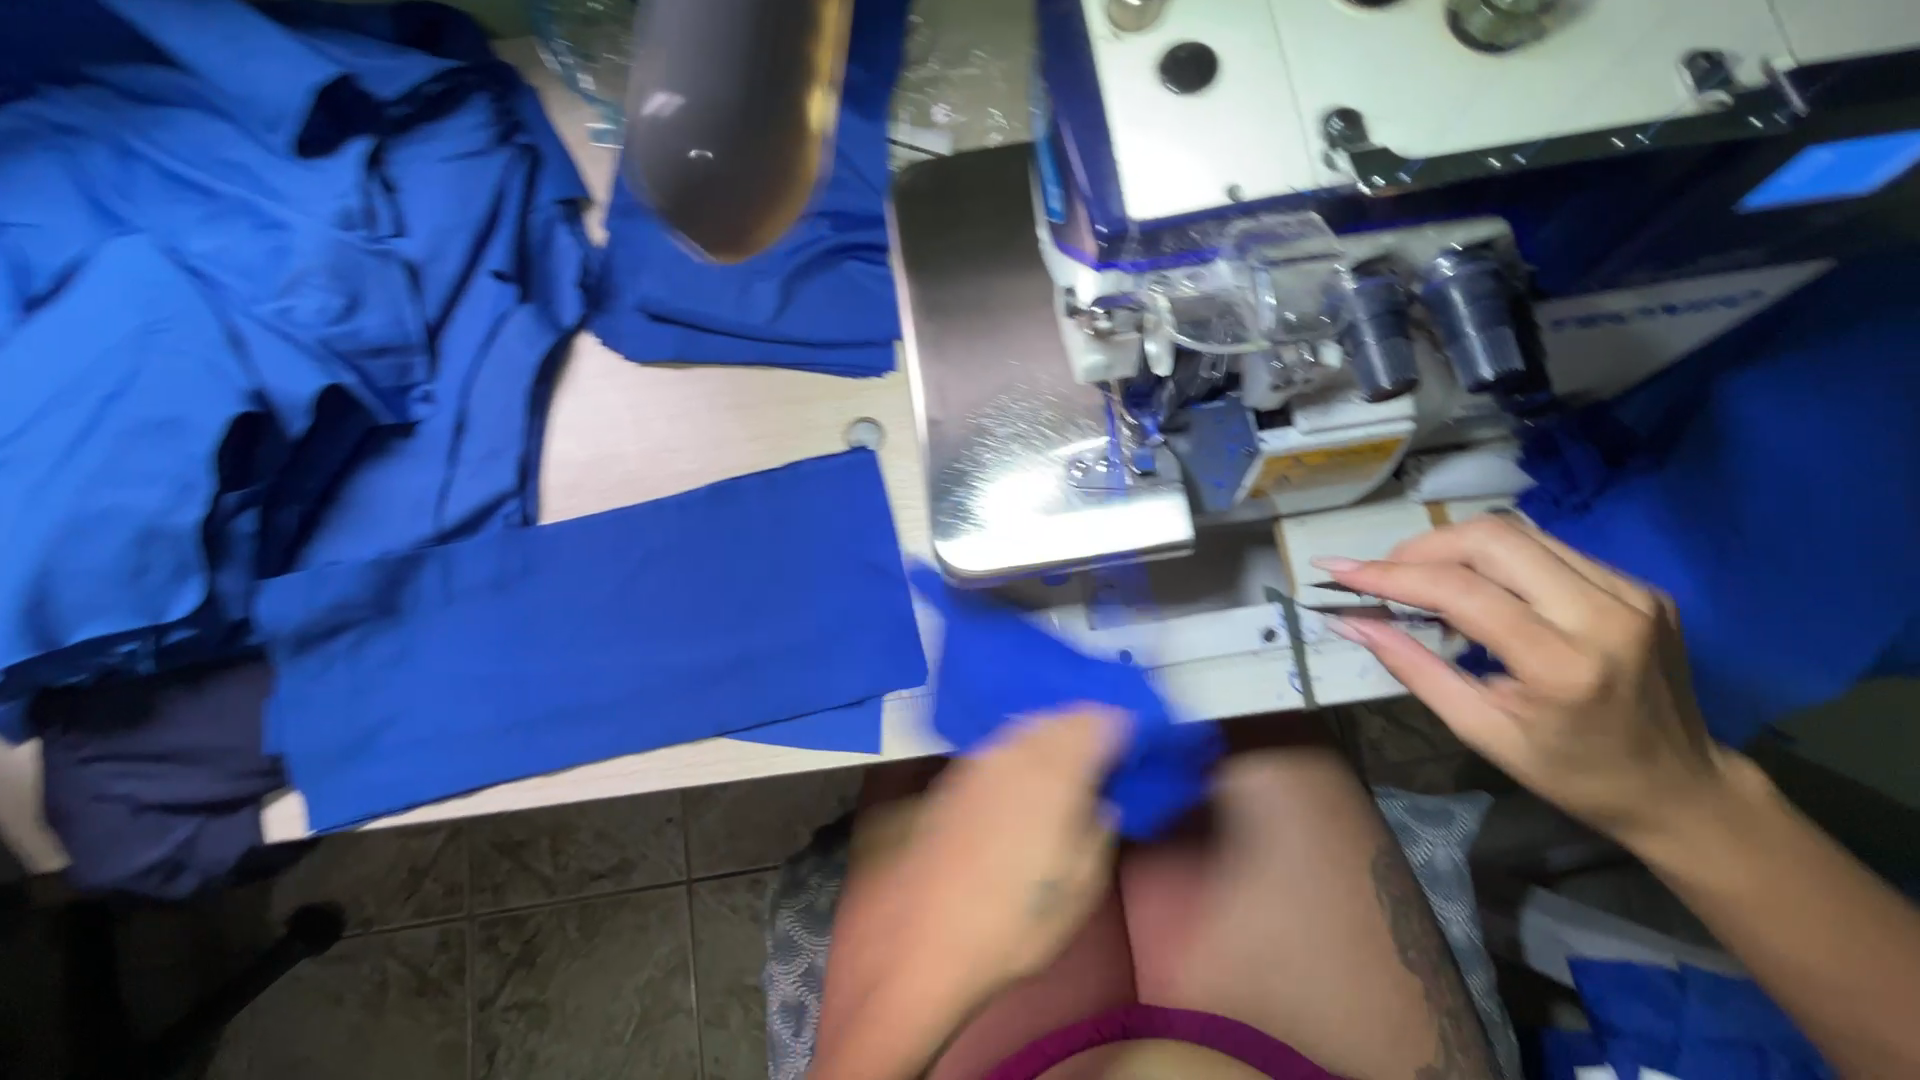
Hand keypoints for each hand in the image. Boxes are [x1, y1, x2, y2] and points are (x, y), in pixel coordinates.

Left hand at [888, 706, 1128, 999]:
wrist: (926, 939)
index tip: (1137, 751)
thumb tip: (1103, 803)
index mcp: (1056, 772)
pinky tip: (1027, 782)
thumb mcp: (1081, 887)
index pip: (1100, 722)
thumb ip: (1099, 830)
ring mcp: (980, 760)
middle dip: (1088, 729)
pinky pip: (1003, 745)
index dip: (1124, 731)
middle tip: (1107, 758)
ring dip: (1054, 736)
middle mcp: (1016, 751)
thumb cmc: (1016, 921)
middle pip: (1062, 716)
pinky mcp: (954, 777)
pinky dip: (1024, 751)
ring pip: (1029, 726)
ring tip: (1070, 768)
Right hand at [1314, 514, 1733, 847]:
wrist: (1681, 788)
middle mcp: (1605, 614)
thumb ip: (1414, 668)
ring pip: (1522, 535)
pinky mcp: (1642, 586)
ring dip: (1456, 546)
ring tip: (1420, 576)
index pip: (1463, 591)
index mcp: (1563, 664)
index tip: (1339, 570)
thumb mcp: (1481, 730)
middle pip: (1494, 540)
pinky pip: (1551, 550)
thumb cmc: (1570, 773)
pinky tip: (1479, 585)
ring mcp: (1633, 593)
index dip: (1391, 575)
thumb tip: (1351, 622)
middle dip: (1423, 547)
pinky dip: (1499, 559)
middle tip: (1382, 573)